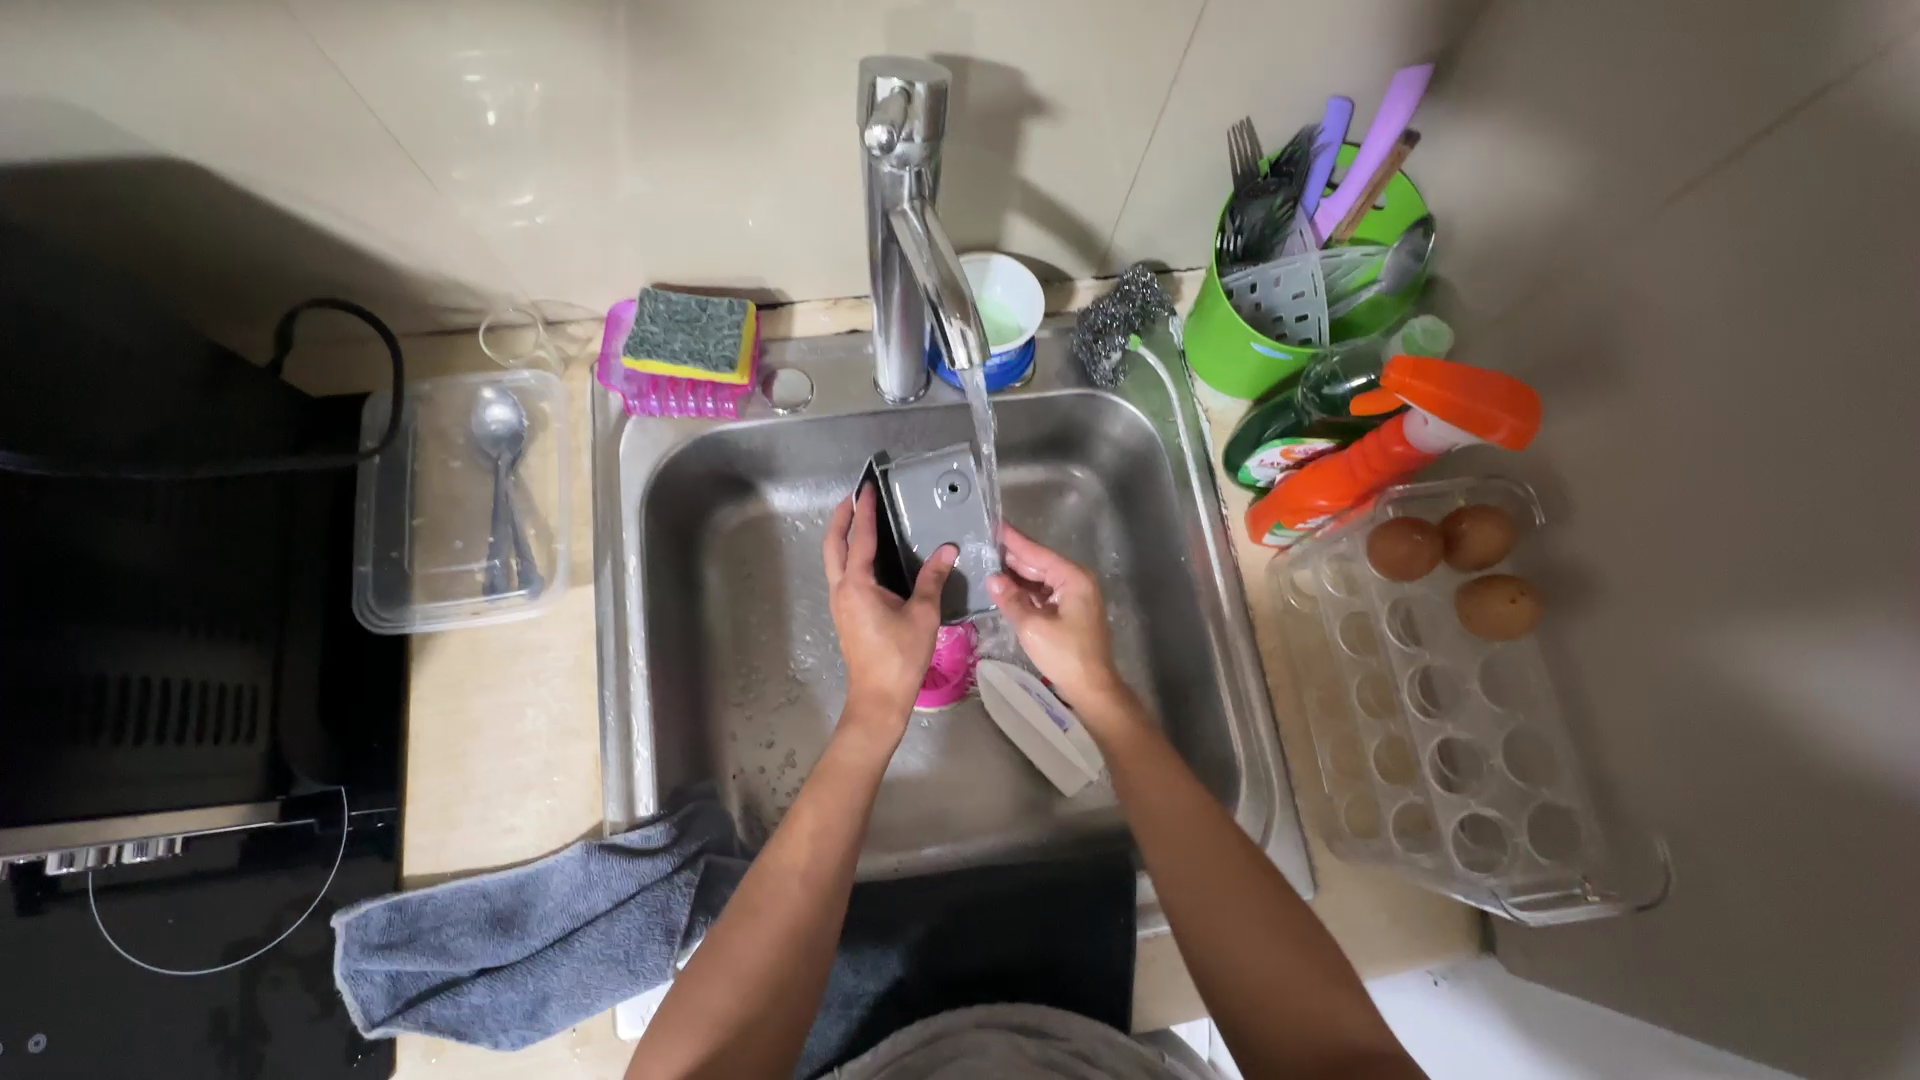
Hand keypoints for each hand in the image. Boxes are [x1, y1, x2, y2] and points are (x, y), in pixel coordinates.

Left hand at [822, 484, 957, 732]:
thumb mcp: (923, 615)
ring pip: (833, 560)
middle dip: (841, 518)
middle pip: (833, 544)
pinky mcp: (845, 614)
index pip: (860, 538)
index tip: (866, 488)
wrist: (879, 697)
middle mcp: (841, 589)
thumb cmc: (901, 657)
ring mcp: (840, 603)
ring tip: (858, 519)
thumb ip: (933, 579)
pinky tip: (866, 556)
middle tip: (854, 497)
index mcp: (857, 585)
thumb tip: (947, 550)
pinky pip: (841, 574)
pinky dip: (848, 555)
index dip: (864, 511)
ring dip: (842, 536)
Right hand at [986, 525, 1129, 712]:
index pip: (1037, 553)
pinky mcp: (1069, 611)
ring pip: (1040, 580)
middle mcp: (1076, 581)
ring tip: (988, 561)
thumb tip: (993, 579)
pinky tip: (1004, 587)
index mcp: (1073, 578)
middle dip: (1013, 557)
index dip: (1014, 541)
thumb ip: (1011, 599)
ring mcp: (1074, 597)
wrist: (1091, 687)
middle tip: (984, 543)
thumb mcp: (1032, 626)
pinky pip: (1043, 594)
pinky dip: (1025, 591)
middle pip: (1039, 564)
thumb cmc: (1065, 655)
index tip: (995, 524)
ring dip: (1016, 575)